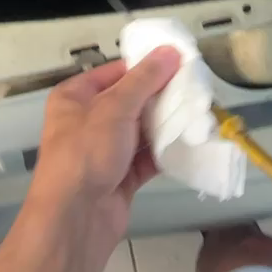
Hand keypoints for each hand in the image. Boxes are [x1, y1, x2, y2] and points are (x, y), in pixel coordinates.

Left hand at [28, 47, 183, 242]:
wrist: (75, 219)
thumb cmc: (85, 152)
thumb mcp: (115, 107)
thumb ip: (144, 80)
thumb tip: (169, 51)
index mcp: (75, 96)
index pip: (114, 73)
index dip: (144, 67)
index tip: (177, 62)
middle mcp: (87, 121)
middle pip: (129, 101)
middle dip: (158, 98)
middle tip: (193, 89)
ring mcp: (103, 151)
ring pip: (139, 131)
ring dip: (164, 126)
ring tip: (196, 113)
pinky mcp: (119, 178)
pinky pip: (145, 159)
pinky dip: (163, 153)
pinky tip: (186, 144)